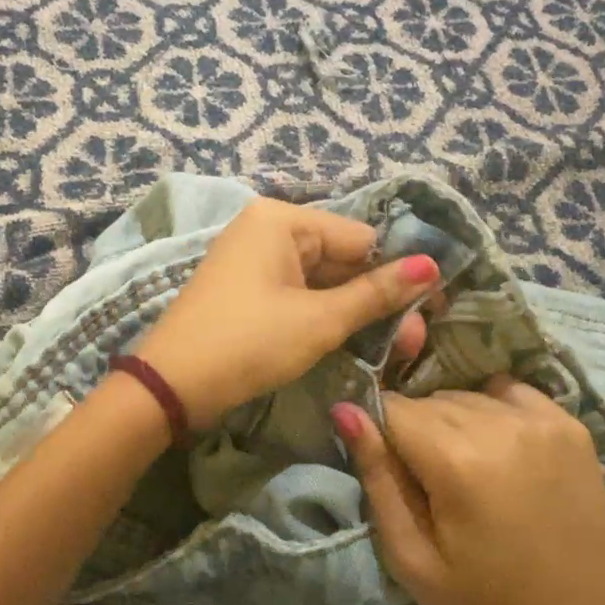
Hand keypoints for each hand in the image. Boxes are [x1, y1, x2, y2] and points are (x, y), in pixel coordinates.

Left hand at [132, 198, 441, 429]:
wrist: (171, 385)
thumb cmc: (248, 343)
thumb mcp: (319, 320)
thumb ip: (376, 293)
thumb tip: (433, 266)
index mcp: (281, 219)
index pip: (360, 237)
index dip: (399, 273)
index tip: (433, 310)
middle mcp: (267, 228)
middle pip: (342, 257)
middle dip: (379, 299)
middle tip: (414, 343)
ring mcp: (255, 259)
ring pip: (323, 280)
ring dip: (357, 312)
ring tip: (396, 350)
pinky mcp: (249, 290)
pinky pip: (300, 293)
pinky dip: (326, 316)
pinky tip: (356, 341)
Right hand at [332, 377, 604, 604]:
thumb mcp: (413, 559)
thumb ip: (377, 478)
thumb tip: (344, 408)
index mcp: (457, 460)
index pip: (392, 407)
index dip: (381, 434)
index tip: (391, 471)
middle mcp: (500, 424)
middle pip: (429, 399)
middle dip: (416, 432)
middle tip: (430, 486)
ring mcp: (541, 420)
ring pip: (466, 394)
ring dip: (454, 422)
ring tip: (468, 473)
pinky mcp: (570, 426)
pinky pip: (509, 392)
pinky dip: (493, 410)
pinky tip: (499, 451)